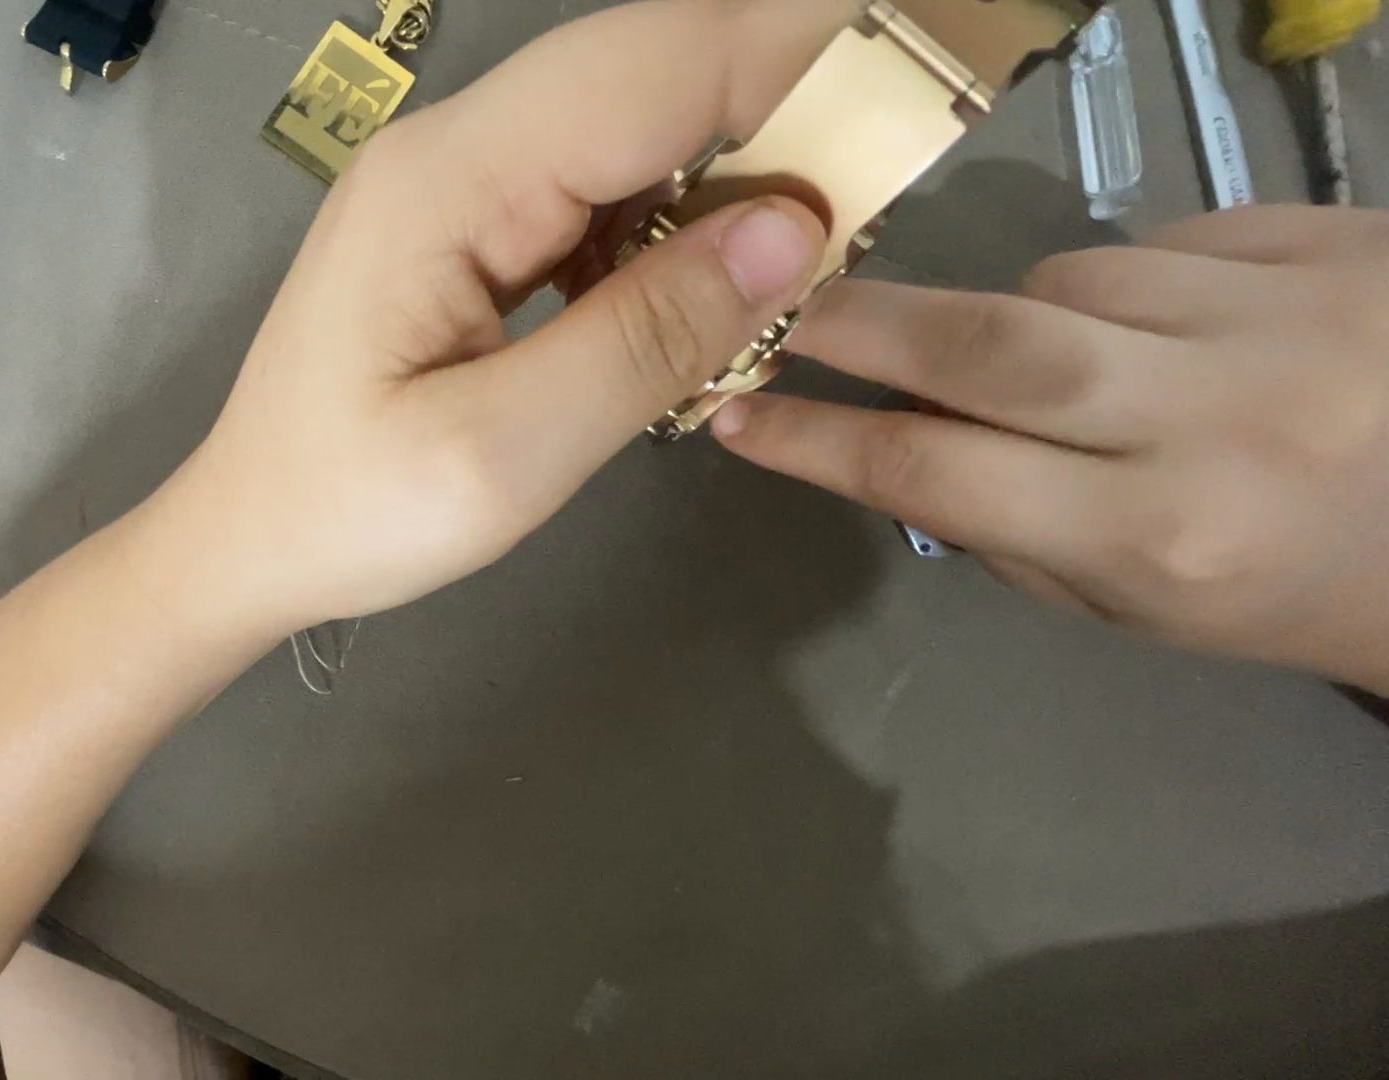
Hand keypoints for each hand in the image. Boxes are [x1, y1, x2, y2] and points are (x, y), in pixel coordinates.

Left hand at [162, 0, 839, 633]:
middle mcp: (449, 156)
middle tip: (858, 222)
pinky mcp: (456, 247)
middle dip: (773, 130)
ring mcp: (449, 198)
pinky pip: (584, 209)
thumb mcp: (504, 450)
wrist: (247, 540)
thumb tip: (793, 236)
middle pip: (646, 83)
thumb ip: (645, 340)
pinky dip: (653, 248)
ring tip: (767, 294)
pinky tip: (672, 317)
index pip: (659, 63)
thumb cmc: (350, 513)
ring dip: (714, 201)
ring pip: (624, 146)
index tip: (922, 104)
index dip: (805, 61)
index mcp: (449, 181)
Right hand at [714, 206, 1388, 693]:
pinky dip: (1115, 285)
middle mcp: (1213, 422)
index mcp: (1146, 536)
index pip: (922, 470)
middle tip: (788, 313)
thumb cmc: (1269, 589)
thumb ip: (990, 515)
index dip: (808, 439)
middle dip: (858, 324)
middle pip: (980, 346)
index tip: (731, 415)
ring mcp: (1292, 316)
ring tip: (1064, 364)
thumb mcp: (1111, 596)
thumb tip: (894, 426)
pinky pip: (1156, 243)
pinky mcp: (1343, 240)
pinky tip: (1163, 327)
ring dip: (1014, 318)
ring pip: (1061, 283)